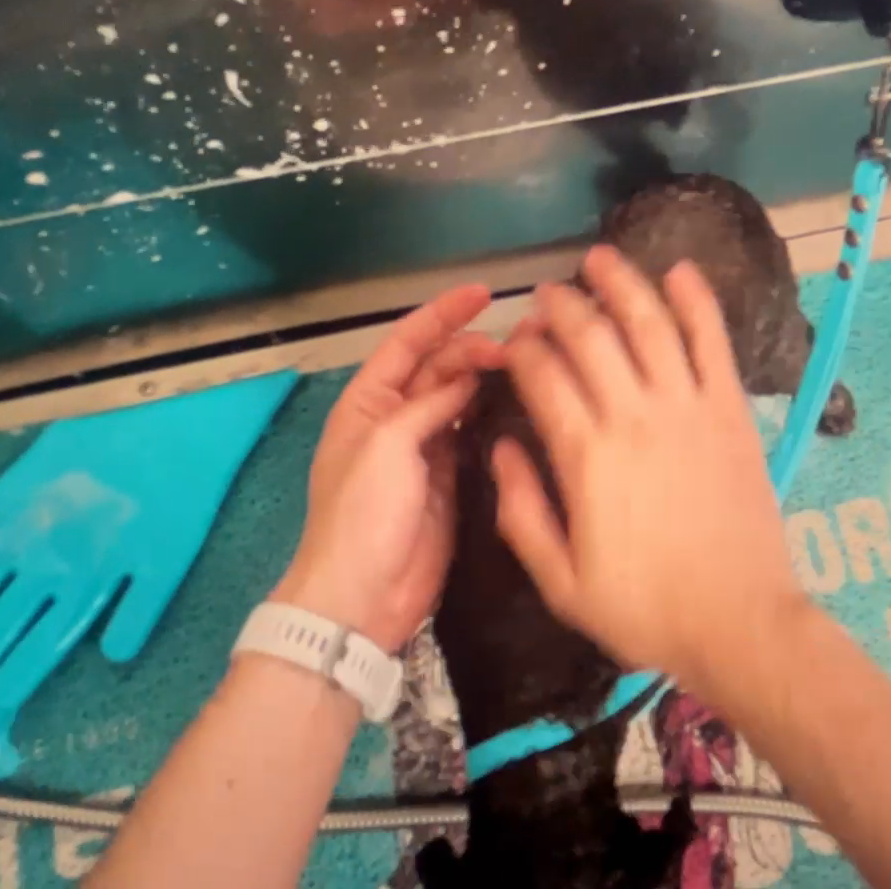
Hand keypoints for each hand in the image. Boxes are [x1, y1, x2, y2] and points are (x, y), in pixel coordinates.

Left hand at [273, 284, 503, 652]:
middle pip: (436, 369)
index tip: (483, 294)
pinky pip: (471, 435)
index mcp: (367, 402)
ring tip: (527, 363)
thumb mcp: (387, 446)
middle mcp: (394, 419)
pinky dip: (491, 416)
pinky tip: (519, 403)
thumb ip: (428, 404)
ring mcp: (423, 450)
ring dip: (485, 379)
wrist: (363, 596)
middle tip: (519, 345)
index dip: (441, 315)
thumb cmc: (363, 513)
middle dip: (471, 349)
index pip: (406, 344)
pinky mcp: (449, 480)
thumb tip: (468, 376)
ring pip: (458, 400)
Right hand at [493, 246, 805, 681]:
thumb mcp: (560, 580)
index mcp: (585, 456)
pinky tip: (681, 271)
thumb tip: (501, 446)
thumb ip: (521, 510)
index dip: (521, 350)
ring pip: (649, 324)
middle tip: (546, 296)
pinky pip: (713, 343)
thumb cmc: (644, 608)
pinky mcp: (731, 412)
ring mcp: (688, 408)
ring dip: (621, 284)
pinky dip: (698, 303)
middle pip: (590, 337)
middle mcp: (633, 416)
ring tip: (599, 258)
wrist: (740, 624)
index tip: (513, 344)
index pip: (542, 375)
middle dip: (560, 308)